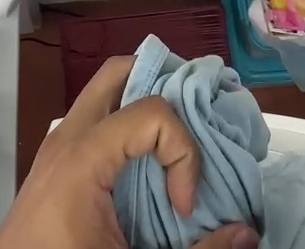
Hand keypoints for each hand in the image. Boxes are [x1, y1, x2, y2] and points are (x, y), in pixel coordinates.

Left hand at [0, 56, 257, 248]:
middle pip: (120, 71)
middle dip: (164, 86)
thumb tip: (246, 233)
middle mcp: (68, 136)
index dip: (183, 153)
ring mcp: (59, 144)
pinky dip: (127, 123)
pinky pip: (97, 118)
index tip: (184, 205)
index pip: (151, 112)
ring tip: (176, 141)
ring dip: (145, 103)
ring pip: (106, 91)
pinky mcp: (58, 161)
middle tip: (194, 123)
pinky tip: (149, 161)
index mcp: (83, 157)